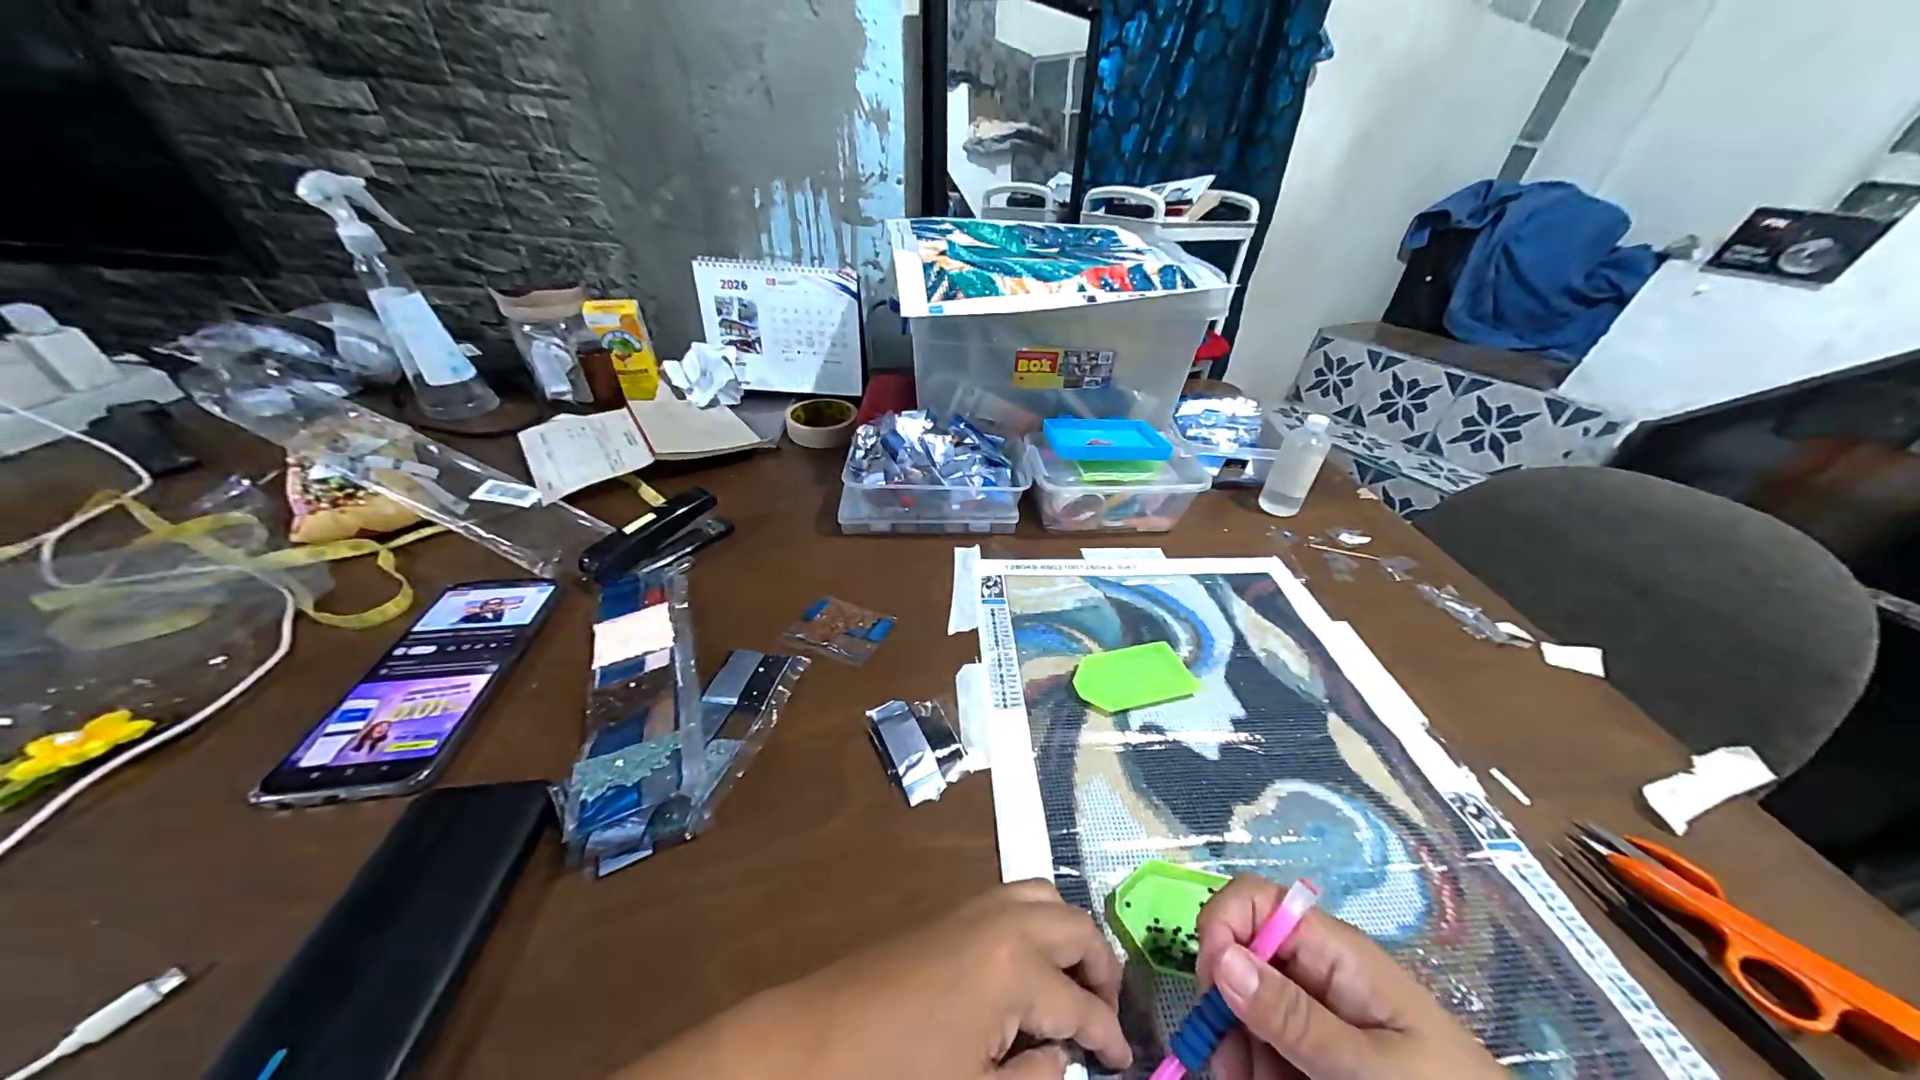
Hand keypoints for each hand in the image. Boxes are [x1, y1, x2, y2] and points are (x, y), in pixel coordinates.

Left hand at [614, 880, 1129, 1079]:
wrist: (813, 1039)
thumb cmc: (896, 1074)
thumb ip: (1036, 1078)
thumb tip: (1065, 1057)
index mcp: (1016, 965)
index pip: (1085, 1005)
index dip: (1112, 1038)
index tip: (1127, 1062)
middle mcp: (1003, 920)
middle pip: (1077, 930)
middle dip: (1103, 973)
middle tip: (1106, 1019)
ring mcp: (974, 907)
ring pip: (1046, 900)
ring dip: (1070, 937)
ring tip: (1074, 984)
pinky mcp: (951, 910)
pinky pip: (1013, 898)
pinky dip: (1038, 923)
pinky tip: (1030, 965)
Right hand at [1194, 875, 1504, 1079]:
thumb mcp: (1370, 1065)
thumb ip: (1294, 1016)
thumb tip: (1219, 955)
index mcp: (1332, 950)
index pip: (1254, 899)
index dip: (1221, 926)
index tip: (1213, 986)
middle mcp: (1313, 968)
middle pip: (1237, 957)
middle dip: (1223, 1008)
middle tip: (1231, 1067)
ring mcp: (1310, 1008)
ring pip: (1240, 1006)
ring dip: (1233, 1048)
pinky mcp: (1310, 1046)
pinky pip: (1259, 1042)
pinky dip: (1249, 1066)